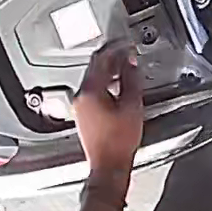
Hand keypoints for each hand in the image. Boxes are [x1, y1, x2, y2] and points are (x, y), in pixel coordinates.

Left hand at [75, 43, 143, 177]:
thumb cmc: (119, 140)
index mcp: (90, 90)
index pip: (101, 59)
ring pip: (93, 78)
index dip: (116, 49)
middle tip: (126, 52)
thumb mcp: (132, 105)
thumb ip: (131, 79)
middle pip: (94, 67)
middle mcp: (80, 96)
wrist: (108, 165)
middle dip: (111, 58)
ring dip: (108, 70)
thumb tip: (130, 63)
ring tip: (125, 67)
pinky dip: (104, 82)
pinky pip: (92, 90)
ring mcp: (79, 105)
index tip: (126, 45)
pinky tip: (116, 86)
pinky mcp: (82, 114)